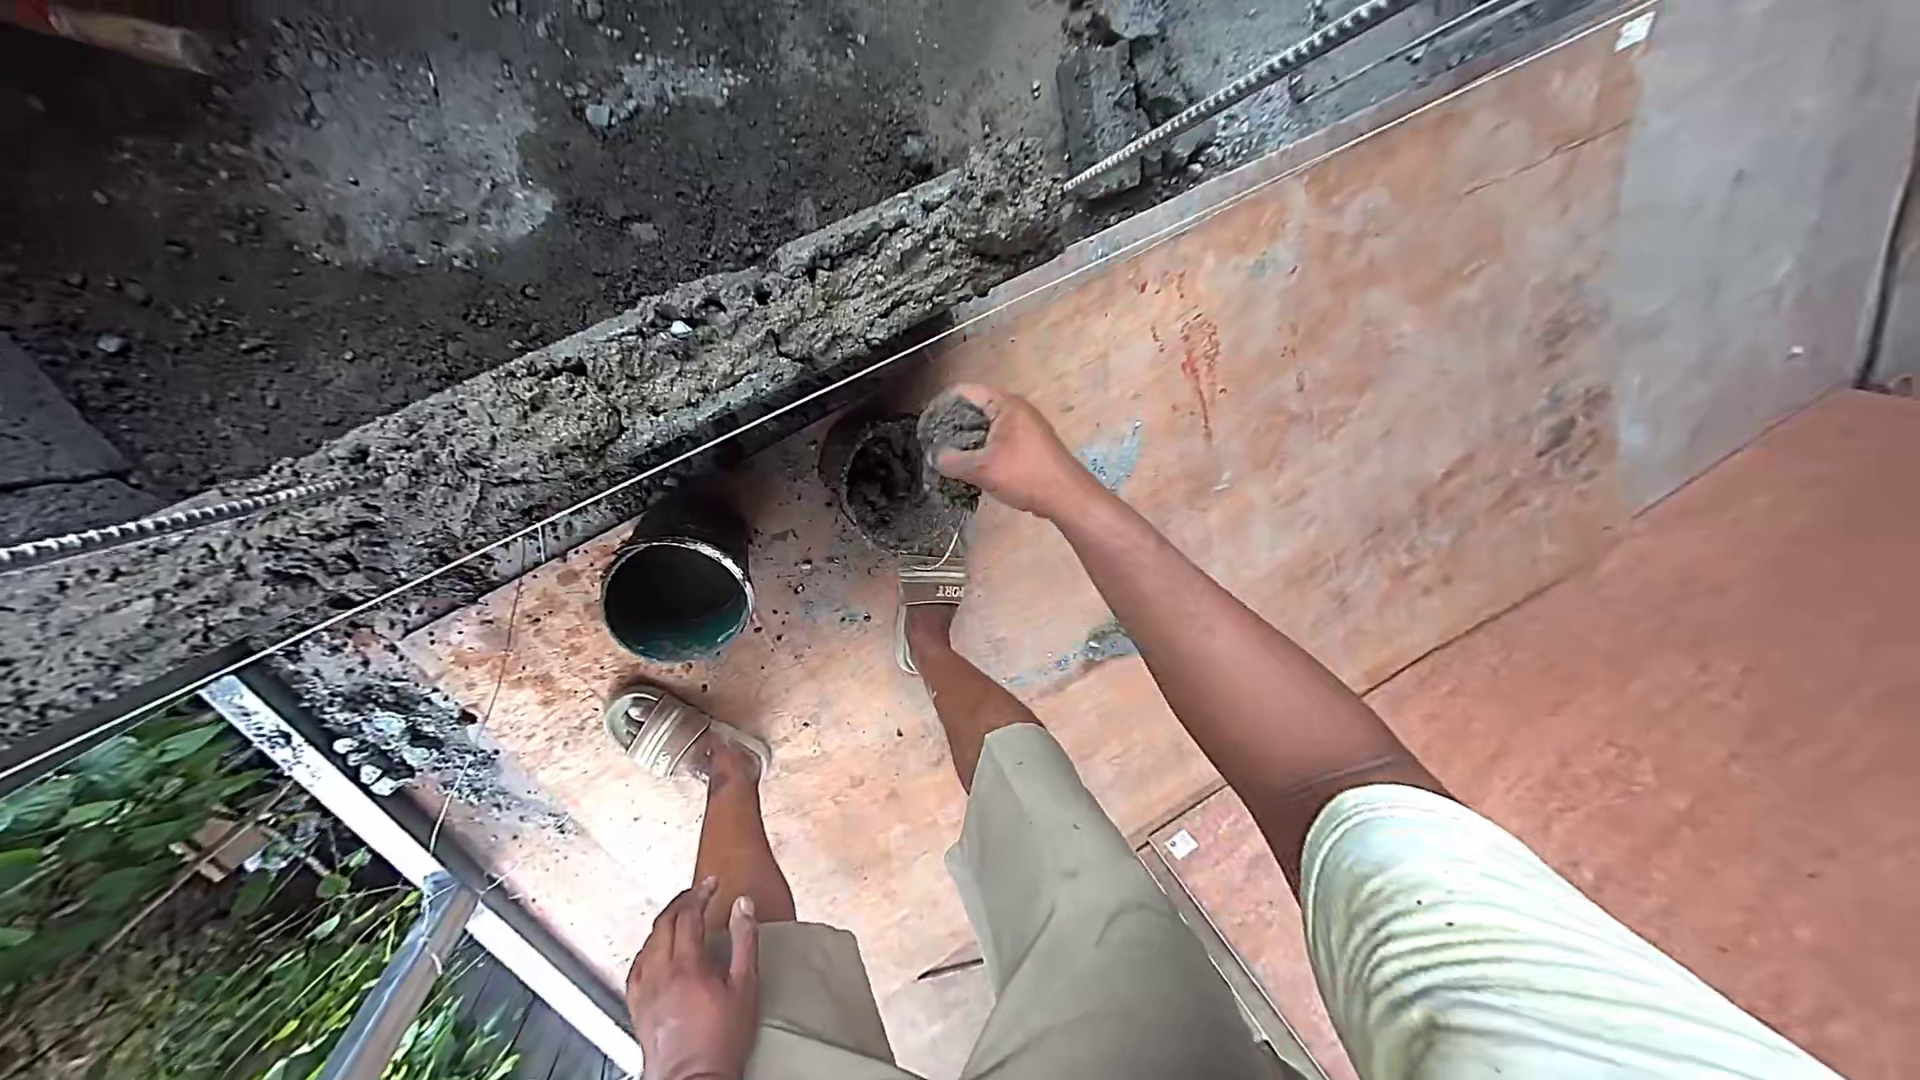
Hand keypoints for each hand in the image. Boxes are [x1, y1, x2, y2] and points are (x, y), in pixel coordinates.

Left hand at [625, 878, 759, 1079]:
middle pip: (664, 924)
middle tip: (698, 893)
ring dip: (664, 922)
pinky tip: (656, 950)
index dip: (701, 894)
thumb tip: (743, 905)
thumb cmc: (723, 1039)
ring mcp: (644, 992)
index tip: (713, 885)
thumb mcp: (746, 985)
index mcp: (687, 966)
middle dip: (682, 902)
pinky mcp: (637, 1010)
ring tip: (680, 915)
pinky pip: (636, 968)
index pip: (689, 915)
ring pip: (648, 943)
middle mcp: (660, 974)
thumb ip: (745, 940)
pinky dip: (648, 949)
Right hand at [923, 384, 1098, 518]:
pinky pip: (998, 441)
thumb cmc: (1026, 475)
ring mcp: (1025, 427)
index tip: (926, 425)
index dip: (941, 405)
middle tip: (933, 444)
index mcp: (1005, 404)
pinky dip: (982, 450)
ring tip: (948, 458)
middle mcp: (1016, 410)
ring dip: (967, 441)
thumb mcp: (982, 469)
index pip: (965, 391)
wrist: (1067, 497)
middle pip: (974, 409)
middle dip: (952, 425)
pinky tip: (972, 468)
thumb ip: (952, 461)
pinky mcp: (1029, 446)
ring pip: (986, 427)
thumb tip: (934, 458)